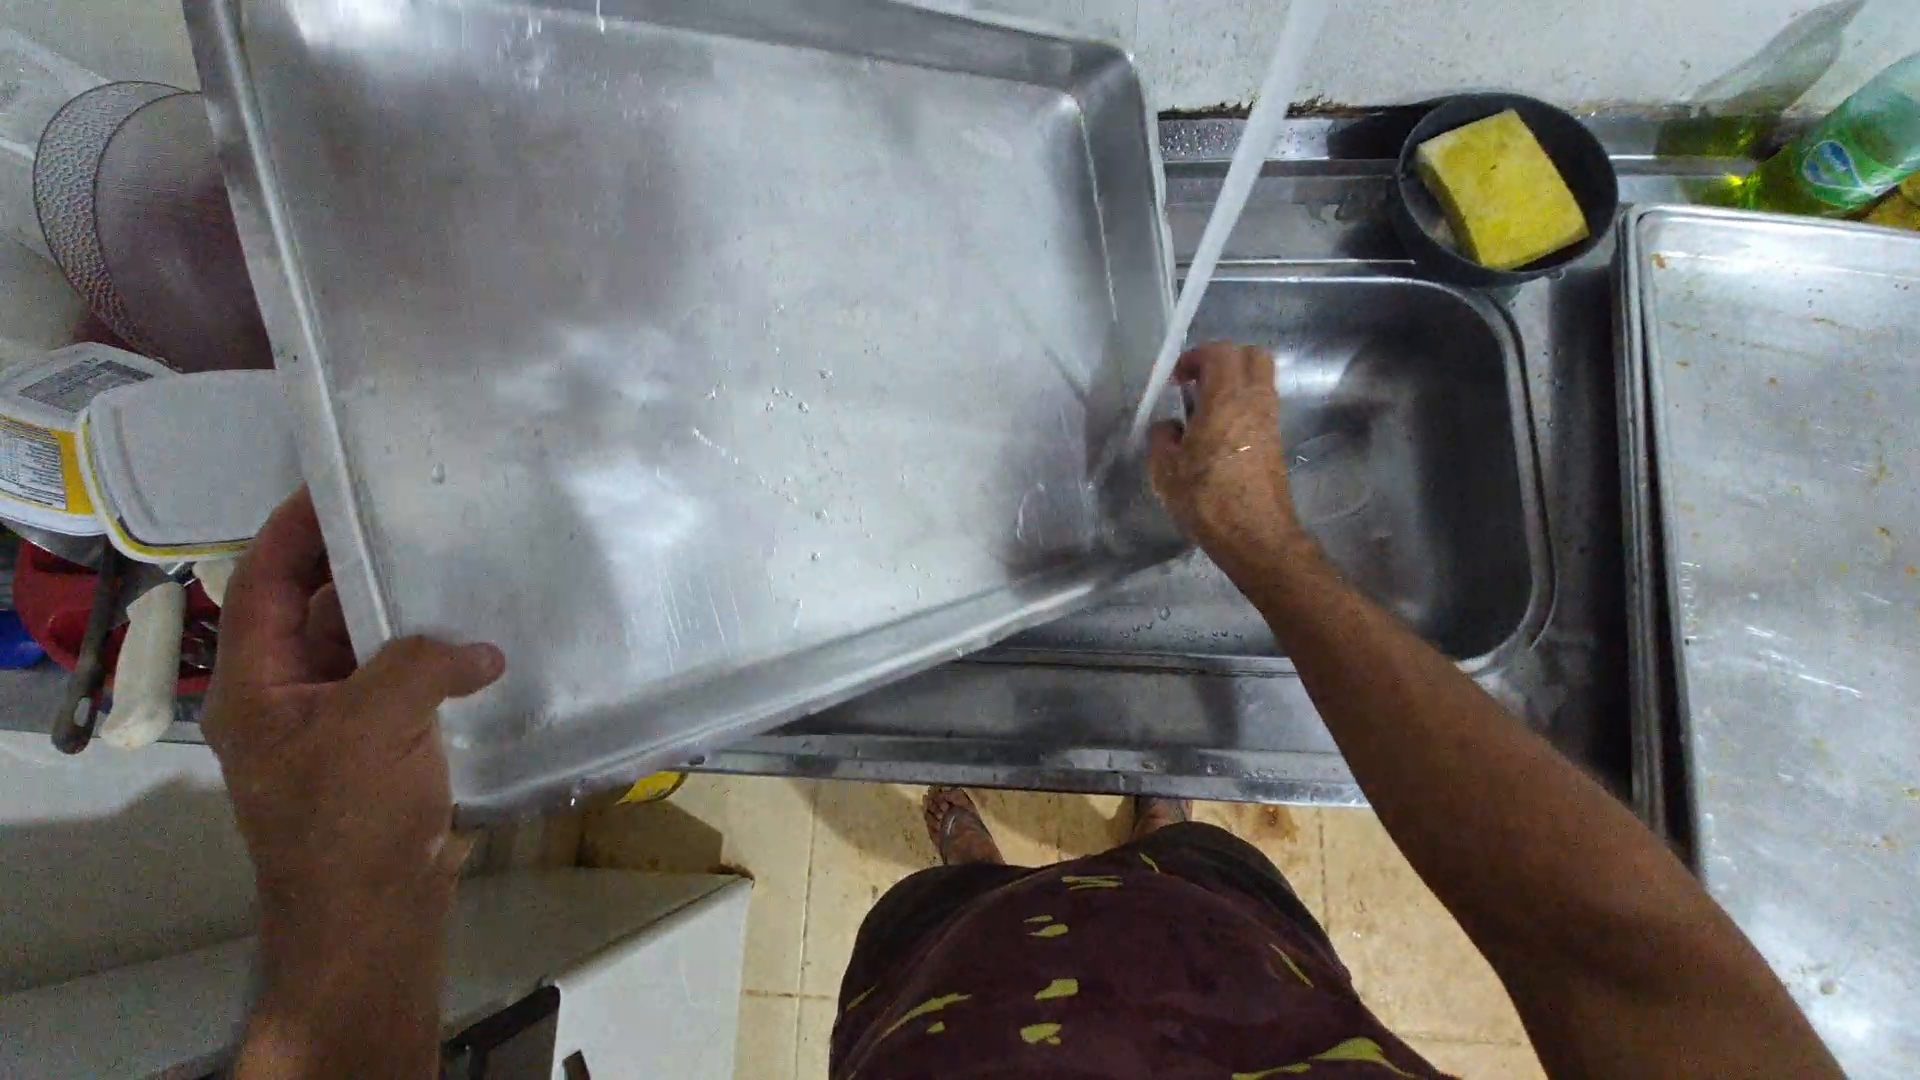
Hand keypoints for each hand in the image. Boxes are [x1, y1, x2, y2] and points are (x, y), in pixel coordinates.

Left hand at [204, 489, 503, 934]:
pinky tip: (490, 640)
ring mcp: (349, 717)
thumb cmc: (347, 820)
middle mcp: (298, 693)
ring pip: (378, 642)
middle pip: (324, 607)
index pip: (262, 586)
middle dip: (369, 564)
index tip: (339, 486)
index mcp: (260, 685)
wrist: (374, 908)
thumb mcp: (370, 729)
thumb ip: (420, 667)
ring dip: (416, 611)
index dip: (293, 531)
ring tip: (467, 568)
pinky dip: (448, 654)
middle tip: (426, 520)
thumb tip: (484, 650)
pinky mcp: (395, 738)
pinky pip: (417, 676)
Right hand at [1148, 343, 1309, 581]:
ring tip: (1205, 411)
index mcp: (1226, 399)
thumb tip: (1169, 427)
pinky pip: (1260, 407)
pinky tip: (1218, 435)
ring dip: (1234, 384)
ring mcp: (1270, 422)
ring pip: (1260, 381)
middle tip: (1196, 384)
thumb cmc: (1206, 498)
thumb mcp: (1165, 470)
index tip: (1176, 380)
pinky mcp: (1275, 442)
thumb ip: (1162, 438)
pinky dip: (1241, 407)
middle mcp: (1254, 402)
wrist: (1255, 535)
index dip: (1196, 357)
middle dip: (1222, 361)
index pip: (1220, 352)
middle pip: (1251, 356)